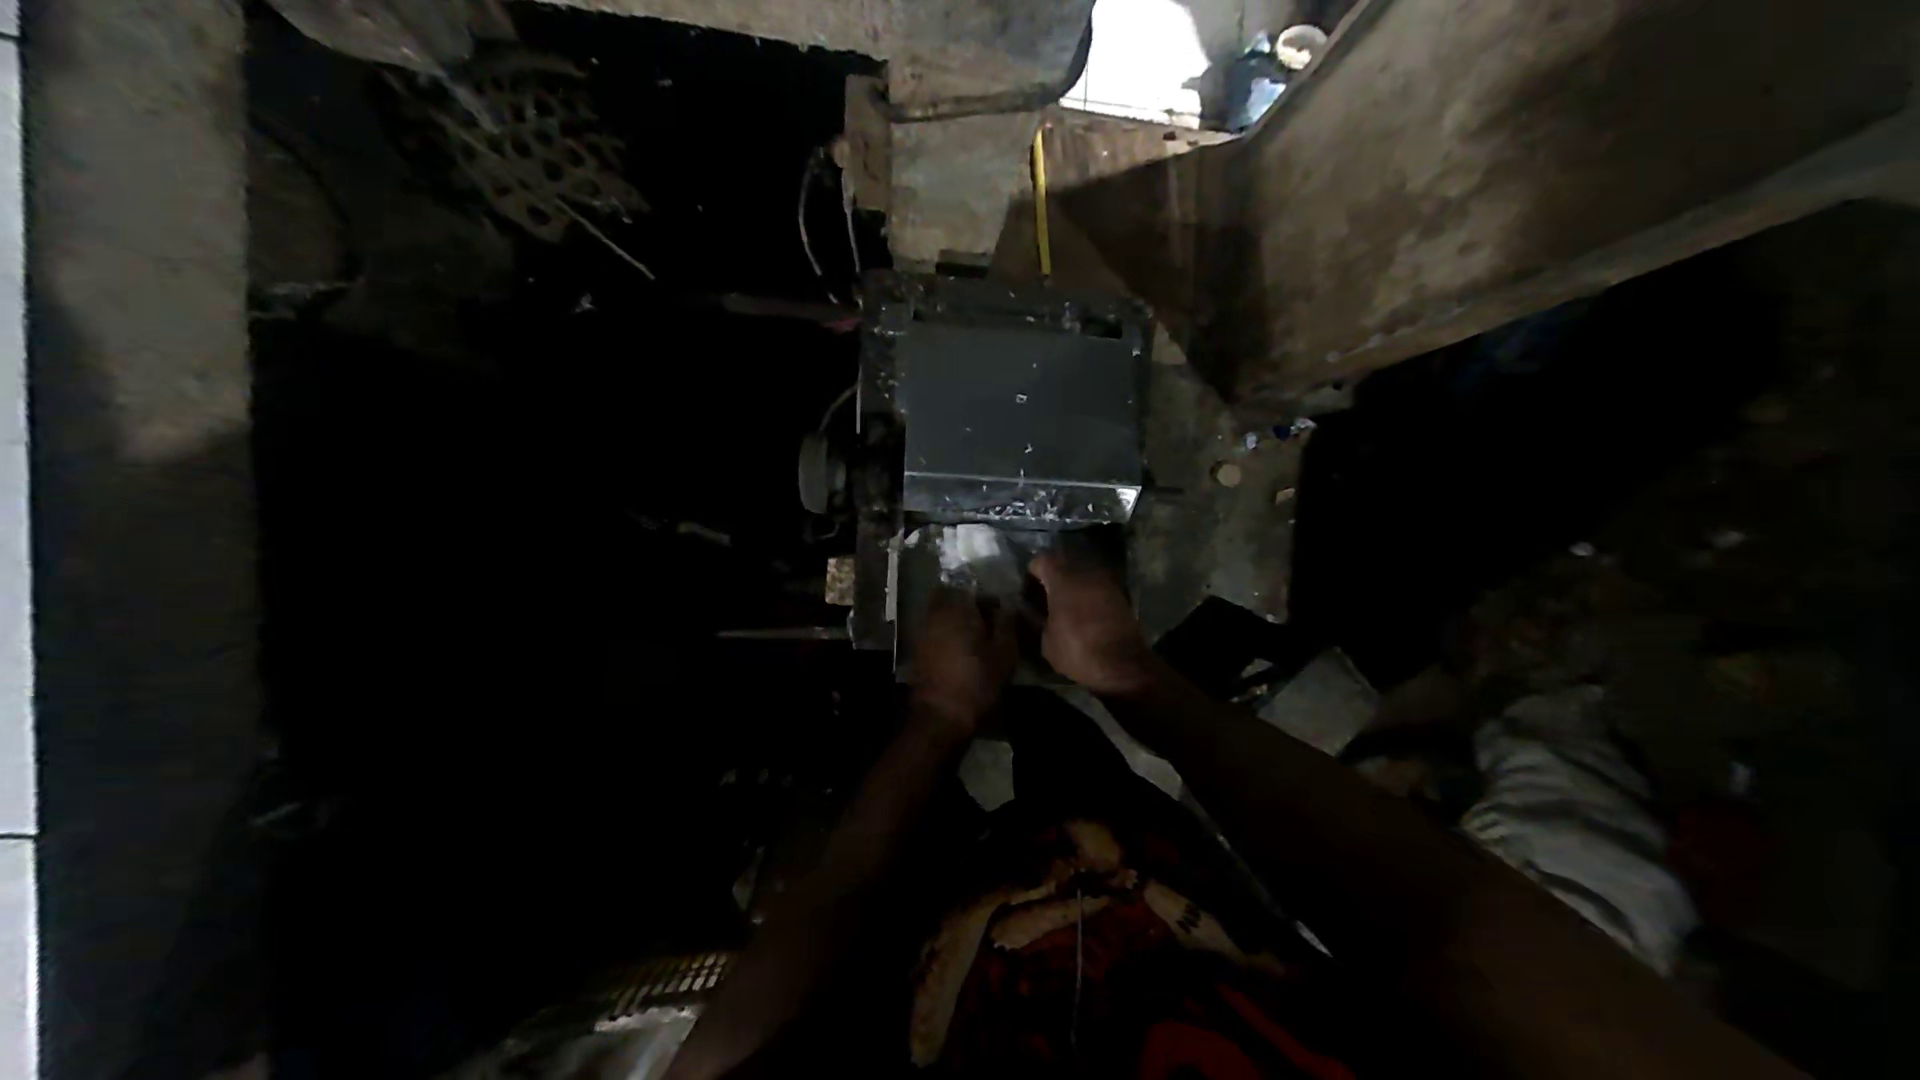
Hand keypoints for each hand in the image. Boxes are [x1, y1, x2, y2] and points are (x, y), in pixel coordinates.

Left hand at [911, 589, 1016, 731]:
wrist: (941, 713)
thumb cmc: (977, 680)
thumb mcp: (1004, 652)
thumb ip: (1006, 623)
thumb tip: (1007, 604)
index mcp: (958, 608)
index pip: (971, 586)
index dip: (986, 596)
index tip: (998, 609)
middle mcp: (936, 612)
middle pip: (951, 595)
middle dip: (967, 602)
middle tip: (985, 619)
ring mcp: (923, 628)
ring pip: (940, 611)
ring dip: (955, 616)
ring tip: (973, 634)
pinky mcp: (917, 646)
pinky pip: (933, 627)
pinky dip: (945, 631)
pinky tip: (958, 647)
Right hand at [1029, 553, 1159, 695]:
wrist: (1122, 663)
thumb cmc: (1077, 651)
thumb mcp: (1047, 641)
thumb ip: (1039, 621)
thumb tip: (1037, 614)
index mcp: (1062, 580)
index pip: (1042, 560)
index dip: (1033, 571)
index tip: (1029, 585)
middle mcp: (1084, 573)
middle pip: (1064, 562)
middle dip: (1053, 575)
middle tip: (1046, 592)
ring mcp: (1105, 582)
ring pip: (1083, 573)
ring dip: (1073, 583)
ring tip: (1066, 602)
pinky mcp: (1120, 594)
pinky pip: (1097, 586)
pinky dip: (1089, 594)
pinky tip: (1084, 610)